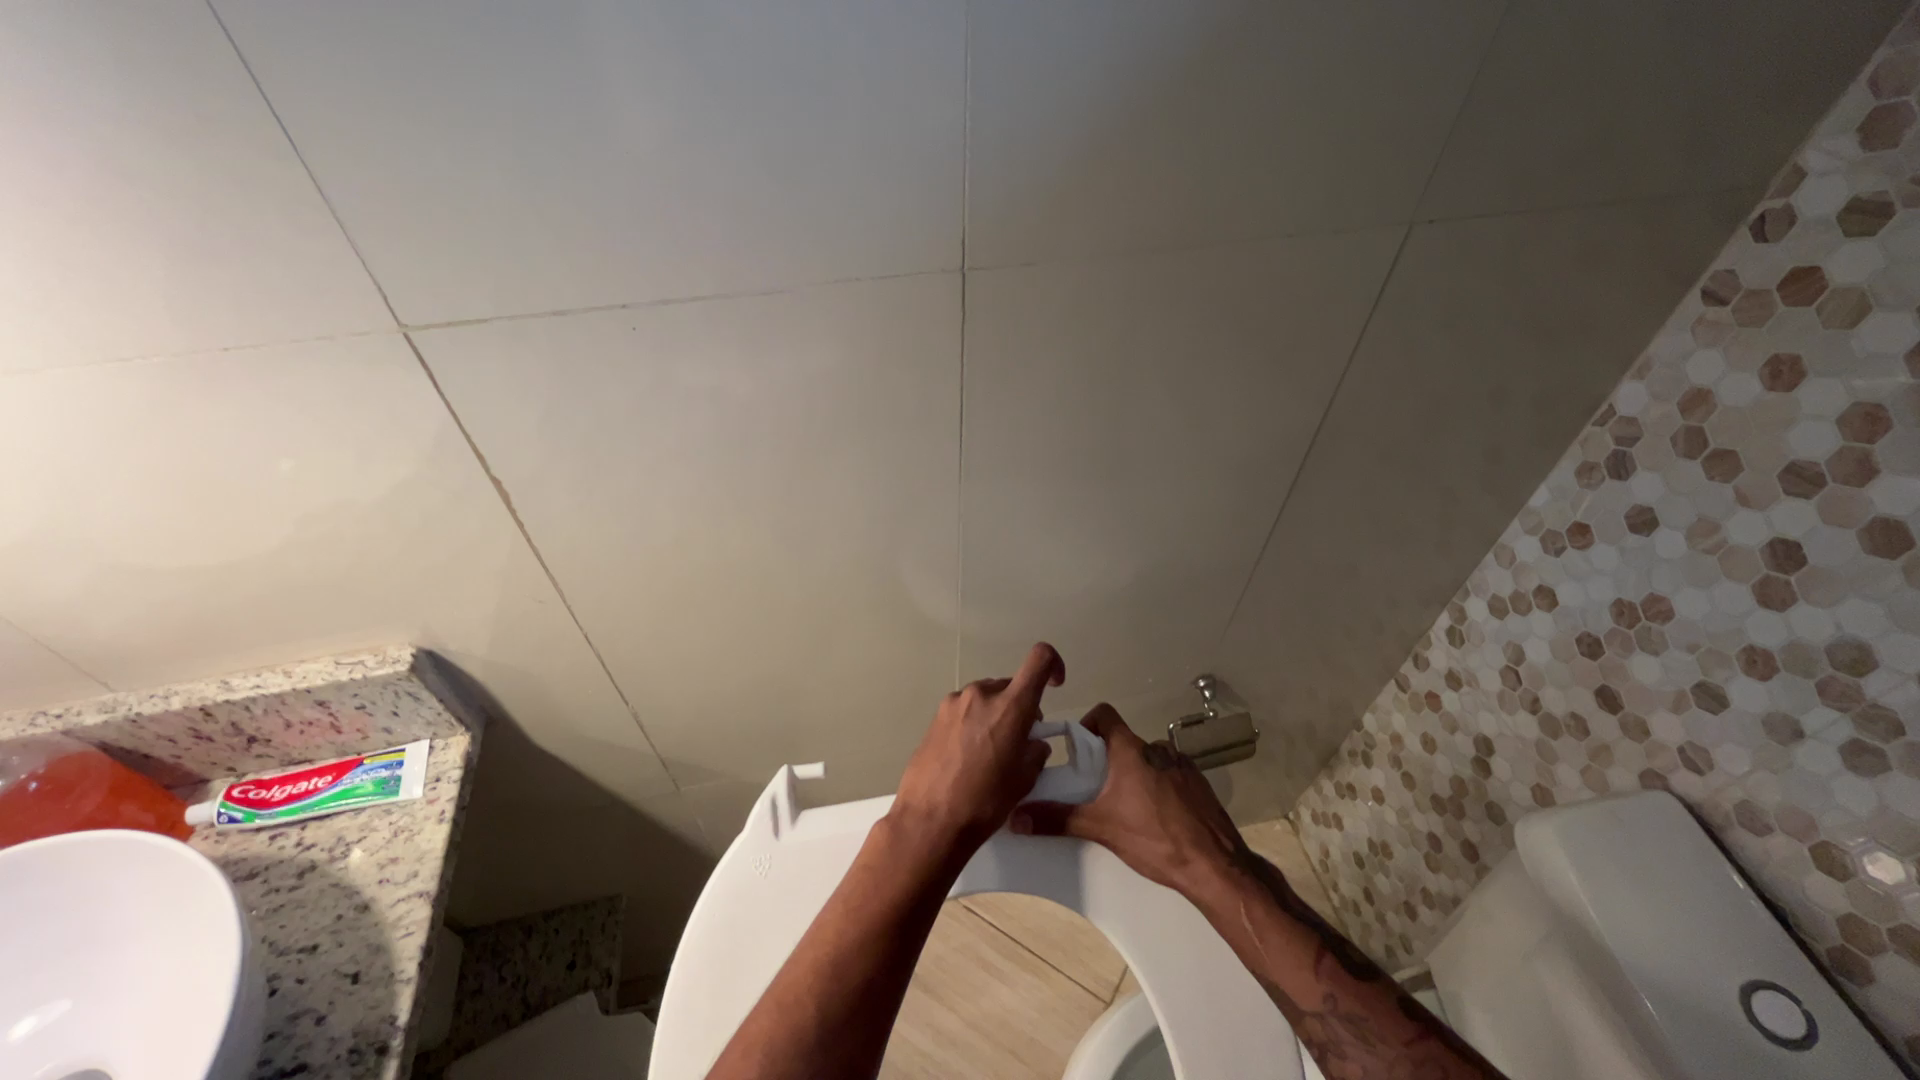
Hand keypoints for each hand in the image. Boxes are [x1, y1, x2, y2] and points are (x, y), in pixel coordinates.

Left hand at [890, 643, 1066, 853]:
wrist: (930, 819)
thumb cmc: (985, 802)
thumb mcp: (1024, 780)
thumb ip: (1036, 751)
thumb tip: (1033, 742)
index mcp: (1010, 706)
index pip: (1040, 659)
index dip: (1054, 664)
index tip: (1055, 686)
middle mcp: (981, 694)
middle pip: (1010, 686)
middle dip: (1020, 706)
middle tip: (1019, 741)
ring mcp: (954, 703)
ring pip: (986, 698)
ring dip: (995, 715)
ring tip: (990, 753)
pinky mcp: (935, 716)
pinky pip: (965, 710)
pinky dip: (973, 723)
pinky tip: (967, 756)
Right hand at [1009, 705, 1242, 894]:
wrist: (1215, 866)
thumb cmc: (1154, 839)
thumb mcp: (1101, 828)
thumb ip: (1057, 819)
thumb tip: (1016, 818)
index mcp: (1132, 750)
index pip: (1104, 715)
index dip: (1087, 726)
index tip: (1078, 752)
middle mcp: (1158, 748)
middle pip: (1124, 742)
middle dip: (1108, 762)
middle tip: (1096, 791)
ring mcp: (1183, 765)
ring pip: (1148, 760)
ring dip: (1135, 776)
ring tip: (1128, 809)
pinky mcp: (1201, 784)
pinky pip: (1171, 776)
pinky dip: (1159, 788)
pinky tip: (1157, 818)